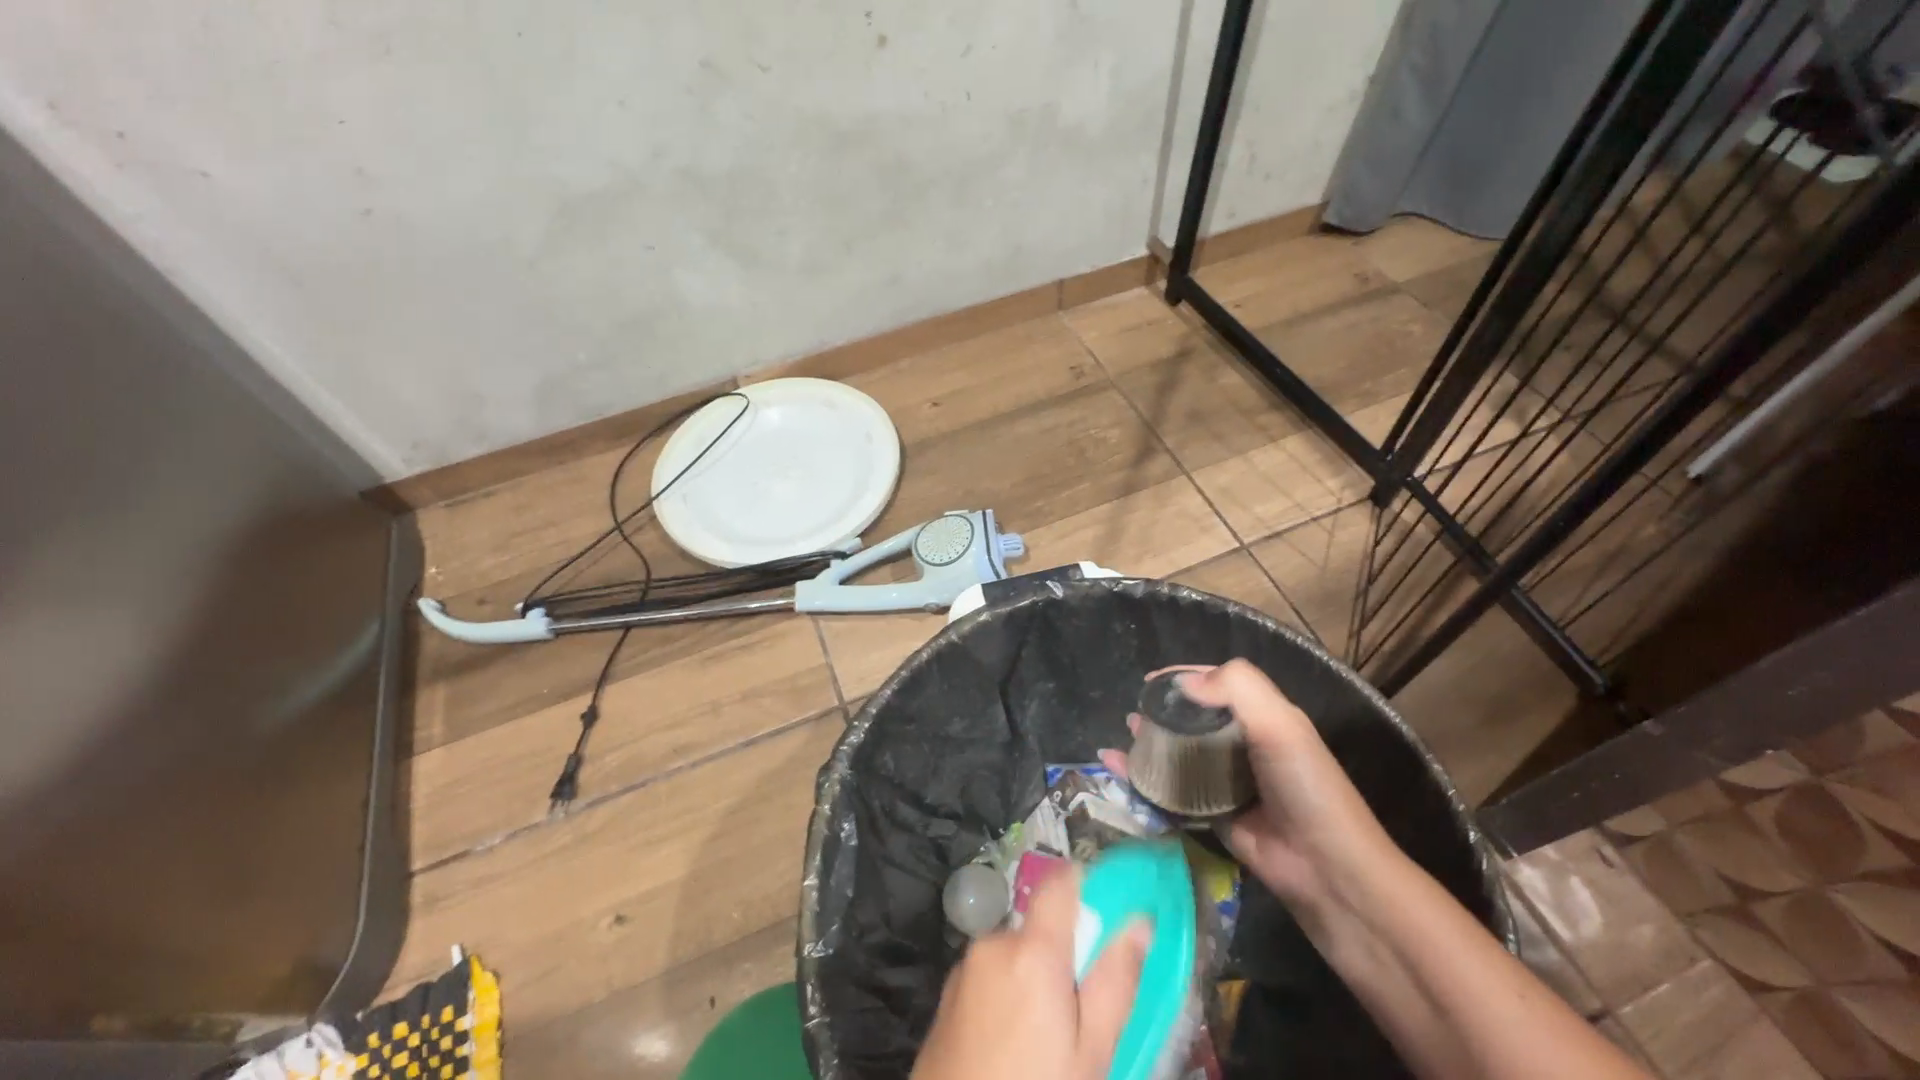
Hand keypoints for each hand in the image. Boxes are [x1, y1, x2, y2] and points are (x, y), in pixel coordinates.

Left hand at [911, 867, 1149, 1079]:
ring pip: (1017, 955)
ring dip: (1037, 979)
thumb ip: (1116, 981)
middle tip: (1083, 1009)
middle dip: (1066, 957)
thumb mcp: (1091, 1049)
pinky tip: (1015, 1041)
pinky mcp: (948, 993)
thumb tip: (1139, 922)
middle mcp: (993, 944)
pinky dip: (1010, 994)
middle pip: (1042, 928)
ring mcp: (965, 968)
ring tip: (1048, 1036)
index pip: (1061, 882)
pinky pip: (993, 976)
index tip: (1113, 912)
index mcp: (1031, 950)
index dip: (1089, 886)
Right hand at [1102, 660, 1395, 910]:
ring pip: (1181, 755)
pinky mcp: (1212, 816)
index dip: (1186, 678)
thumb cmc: (1306, 786)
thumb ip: (1237, 689)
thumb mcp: (1280, 724)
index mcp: (1266, 718)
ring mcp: (1227, 783)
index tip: (1150, 682)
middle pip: (1196, 720)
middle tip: (1133, 712)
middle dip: (1163, 712)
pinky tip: (1120, 771)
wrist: (1325, 868)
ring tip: (1124, 737)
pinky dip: (1145, 780)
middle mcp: (1245, 746)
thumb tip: (1183, 683)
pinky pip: (1172, 792)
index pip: (1221, 686)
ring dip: (1151, 743)